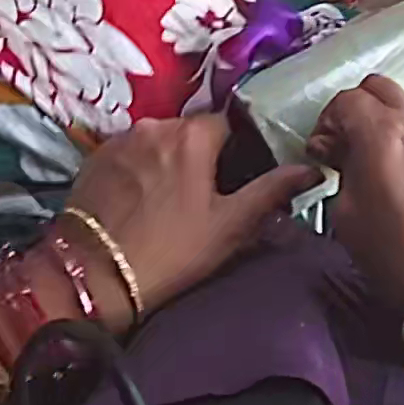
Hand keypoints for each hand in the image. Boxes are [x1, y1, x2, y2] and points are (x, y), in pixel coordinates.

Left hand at [55, 113, 318, 332]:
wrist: (91, 280)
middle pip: (193, 129)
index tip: (237, 177)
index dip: (238, 149)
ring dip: (171, 157)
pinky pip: (133, 148)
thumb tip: (312, 169)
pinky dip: (143, 164)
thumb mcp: (231, 225)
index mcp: (194, 136)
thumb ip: (273, 190)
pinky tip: (142, 196)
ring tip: (171, 196)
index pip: (230, 124)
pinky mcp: (96, 154)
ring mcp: (123, 138)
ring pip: (162, 138)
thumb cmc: (171, 252)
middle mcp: (157, 124)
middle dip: (203, 152)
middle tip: (205, 193)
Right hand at [308, 75, 403, 339]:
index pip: (346, 99)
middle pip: (376, 87)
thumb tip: (339, 156)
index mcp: (383, 133)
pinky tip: (394, 173)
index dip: (326, 122)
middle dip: (353, 109)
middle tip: (342, 145)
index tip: (321, 151)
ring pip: (400, 104)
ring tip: (367, 161)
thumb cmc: (402, 255)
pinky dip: (400, 135)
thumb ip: (340, 172)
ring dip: (379, 120)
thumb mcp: (349, 218)